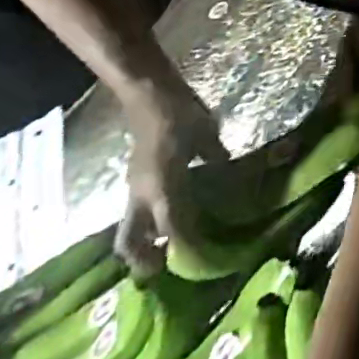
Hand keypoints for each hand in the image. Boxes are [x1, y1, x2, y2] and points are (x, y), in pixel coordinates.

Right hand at [115, 82, 225, 278]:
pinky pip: (136, 210)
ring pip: (129, 228)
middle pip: (129, 243)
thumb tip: (229, 172)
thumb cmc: (178, 112)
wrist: (148, 91)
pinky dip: (148, 222)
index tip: (200, 263)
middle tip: (167, 268)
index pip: (172, 228)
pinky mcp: (135, 176)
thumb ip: (215, 157)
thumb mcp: (205, 134)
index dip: (185, 249)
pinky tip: (170, 216)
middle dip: (144, 261)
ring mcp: (133, 186)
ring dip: (144, 243)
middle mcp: (141, 194)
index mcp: (161, 187)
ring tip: (169, 250)